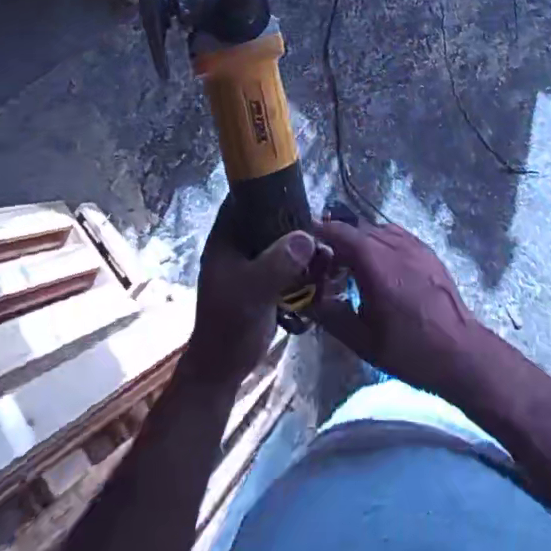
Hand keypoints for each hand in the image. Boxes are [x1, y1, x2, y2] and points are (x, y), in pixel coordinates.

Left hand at [179, 199, 315, 389]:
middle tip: (320, 223)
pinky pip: (287, 263)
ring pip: (280, 241)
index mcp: (226, 238)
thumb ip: (277, 263)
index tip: (295, 185)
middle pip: (267, 218)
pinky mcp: (265, 281)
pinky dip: (303, 264)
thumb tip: (307, 237)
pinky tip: (322, 268)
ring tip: (326, 249)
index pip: (243, 198)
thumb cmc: (229, 323)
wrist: (224, 366)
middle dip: (292, 219)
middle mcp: (238, 244)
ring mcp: (252, 263)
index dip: (265, 187)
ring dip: (301, 244)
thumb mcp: (252, 291)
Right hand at [313, 217, 493, 398]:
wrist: (463, 356)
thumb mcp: (360, 339)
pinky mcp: (428, 252)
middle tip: (325, 262)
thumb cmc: (409, 350)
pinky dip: (380, 243)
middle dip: (337, 240)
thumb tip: (305, 299)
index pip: (337, 231)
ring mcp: (414, 245)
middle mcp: (393, 244)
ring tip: (352, 264)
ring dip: (359, 241)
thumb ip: (329, 314)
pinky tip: (380, 267)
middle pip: (356, 228)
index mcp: (373, 261)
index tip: (303, 244)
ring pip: (376, 230)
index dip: (317, 233)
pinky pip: (396, 236)